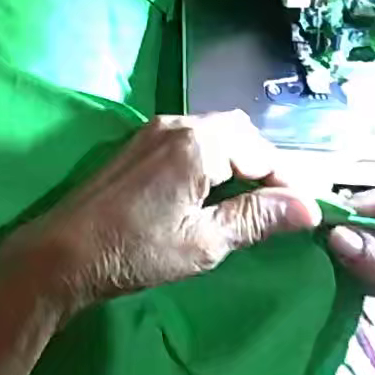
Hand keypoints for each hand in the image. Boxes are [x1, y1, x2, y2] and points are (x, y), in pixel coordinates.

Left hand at [0, 111, 319, 318]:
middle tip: (281, 209)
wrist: (65, 250)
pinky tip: (213, 191)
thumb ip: (256, 218)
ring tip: (252, 203)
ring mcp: (153, 130)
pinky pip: (190, 138)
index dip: (289, 181)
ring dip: (238, 160)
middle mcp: (175, 124)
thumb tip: (308, 207)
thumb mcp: (204, 242)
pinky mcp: (139, 143)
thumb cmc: (136, 251)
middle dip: (265, 165)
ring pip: (214, 132)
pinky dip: (212, 157)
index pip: (261, 150)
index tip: (308, 215)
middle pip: (238, 133)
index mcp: (196, 144)